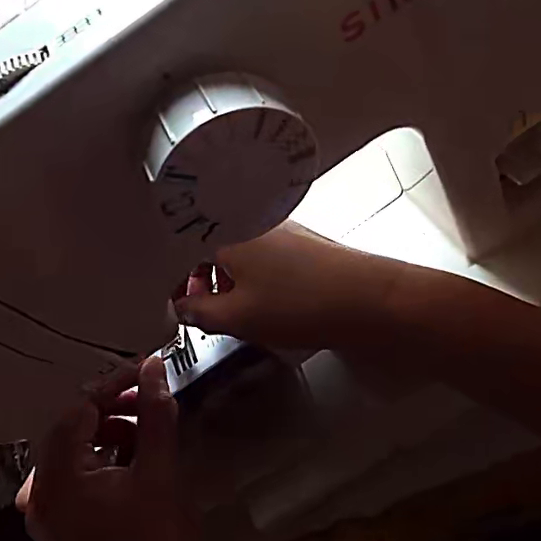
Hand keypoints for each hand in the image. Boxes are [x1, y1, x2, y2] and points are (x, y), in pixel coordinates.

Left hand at [16, 357, 202, 540]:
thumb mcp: (159, 469)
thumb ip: (155, 412)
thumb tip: (154, 368)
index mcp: (54, 482)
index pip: (77, 410)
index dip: (114, 383)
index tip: (148, 366)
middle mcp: (41, 496)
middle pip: (72, 428)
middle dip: (113, 405)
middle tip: (151, 391)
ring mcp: (51, 513)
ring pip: (77, 448)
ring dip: (113, 427)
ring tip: (150, 422)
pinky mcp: (67, 523)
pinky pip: (80, 471)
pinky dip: (108, 453)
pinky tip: (139, 451)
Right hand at [172, 223, 435, 350]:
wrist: (367, 298)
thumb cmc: (301, 303)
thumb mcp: (235, 317)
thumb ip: (198, 311)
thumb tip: (183, 306)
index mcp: (232, 232)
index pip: (186, 245)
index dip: (175, 276)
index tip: (174, 301)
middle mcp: (257, 222)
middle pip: (216, 246)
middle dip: (203, 279)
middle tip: (201, 310)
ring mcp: (285, 230)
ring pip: (243, 253)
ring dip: (231, 280)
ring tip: (235, 313)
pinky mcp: (305, 244)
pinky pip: (268, 257)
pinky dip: (258, 278)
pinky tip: (266, 304)